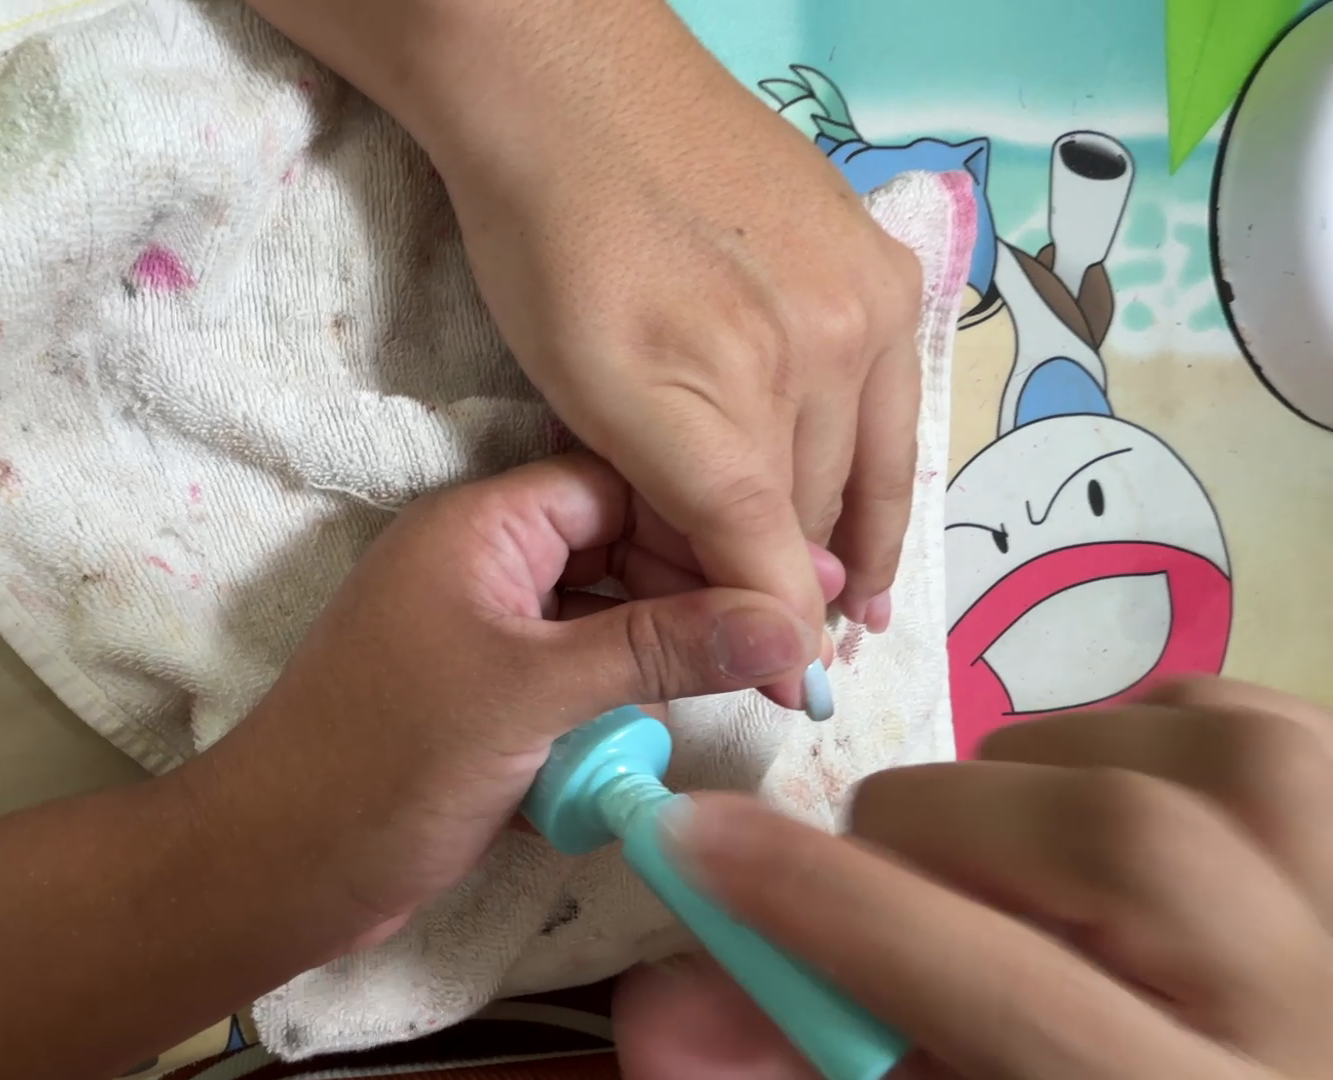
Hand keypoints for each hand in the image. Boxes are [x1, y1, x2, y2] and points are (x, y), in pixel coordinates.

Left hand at [190, 451, 830, 945]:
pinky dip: (613, 701)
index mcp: (480, 526)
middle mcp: (483, 564)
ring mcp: (484, 631)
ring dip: (658, 657)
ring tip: (753, 688)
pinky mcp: (486, 694)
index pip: (616, 485)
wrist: (284, 860)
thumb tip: (789, 619)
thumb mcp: (531, 692)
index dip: (703, 521)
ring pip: (598, 620)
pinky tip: (662, 731)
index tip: (799, 571)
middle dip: (694, 597)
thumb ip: (657, 648)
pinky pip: (571, 675)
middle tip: (799, 642)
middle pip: (614, 552)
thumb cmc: (392, 755)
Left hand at [426, 0, 921, 644]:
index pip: (765, 555)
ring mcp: (860, 302)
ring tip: (852, 605)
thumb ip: (680, 492)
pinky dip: (876, 465)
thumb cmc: (546, 255)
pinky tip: (869, 506)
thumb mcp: (591, 392)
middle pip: (813, 514)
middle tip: (780, 638)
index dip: (770, 628)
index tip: (782, 683)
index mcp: (731, 409)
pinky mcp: (870, 258)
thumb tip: (764, 589)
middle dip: (792, 584)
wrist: (564, 100)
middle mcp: (823, 361)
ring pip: (860, 463)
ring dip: (851, 541)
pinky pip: (888, 397)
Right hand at [615, 678, 1332, 1077]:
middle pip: (1096, 839)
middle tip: (892, 874)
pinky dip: (1111, 743)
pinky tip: (1125, 819)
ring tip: (1024, 869)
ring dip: (1017, 790)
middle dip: (929, 832)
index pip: (1003, 991)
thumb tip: (645, 1020)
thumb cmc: (1078, 1078)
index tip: (684, 834)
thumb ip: (808, 1053)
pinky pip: (1196, 709)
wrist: (1277, 1061)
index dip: (821, 901)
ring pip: (1130, 756)